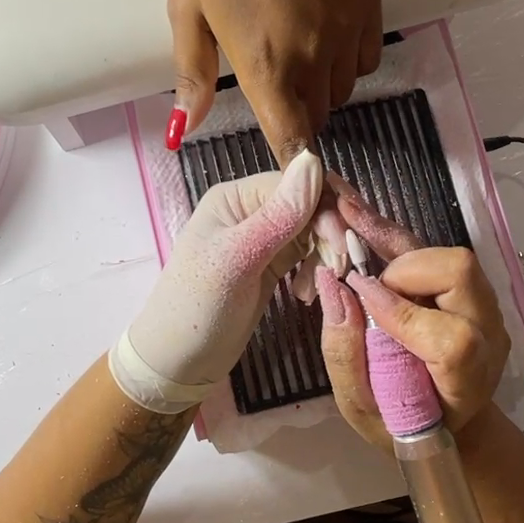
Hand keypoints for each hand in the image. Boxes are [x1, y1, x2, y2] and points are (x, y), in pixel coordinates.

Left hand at [109, 152, 323, 412]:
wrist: (179, 363)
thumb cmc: (197, 308)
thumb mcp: (237, 259)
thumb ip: (278, 215)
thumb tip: (313, 159)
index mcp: (236, 197)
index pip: (298, 184)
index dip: (327, 208)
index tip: (344, 244)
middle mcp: (251, 210)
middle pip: (311, 205)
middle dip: (331, 234)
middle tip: (337, 271)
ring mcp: (264, 238)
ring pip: (315, 230)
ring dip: (325, 255)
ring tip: (317, 288)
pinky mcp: (273, 265)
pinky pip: (309, 254)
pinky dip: (316, 271)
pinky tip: (307, 294)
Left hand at [167, 0, 382, 163]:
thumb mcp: (188, 10)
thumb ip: (192, 77)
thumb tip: (182, 131)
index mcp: (265, 66)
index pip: (290, 137)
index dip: (290, 157)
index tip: (288, 160)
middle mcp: (312, 57)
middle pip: (317, 116)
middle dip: (297, 114)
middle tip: (277, 85)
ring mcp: (346, 31)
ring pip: (342, 89)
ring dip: (322, 87)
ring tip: (299, 55)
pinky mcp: (370, 6)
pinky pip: (366, 58)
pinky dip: (348, 61)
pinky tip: (326, 36)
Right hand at [316, 196, 509, 449]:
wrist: (447, 419)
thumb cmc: (402, 422)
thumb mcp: (362, 409)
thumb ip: (346, 353)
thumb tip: (332, 285)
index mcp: (469, 379)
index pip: (453, 338)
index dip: (402, 313)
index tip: (358, 298)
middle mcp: (487, 334)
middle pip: (460, 274)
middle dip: (404, 270)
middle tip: (364, 283)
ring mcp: (484, 305)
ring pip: (450, 255)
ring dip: (397, 249)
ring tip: (352, 233)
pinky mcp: (469, 285)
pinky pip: (434, 251)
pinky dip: (393, 236)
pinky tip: (357, 215)